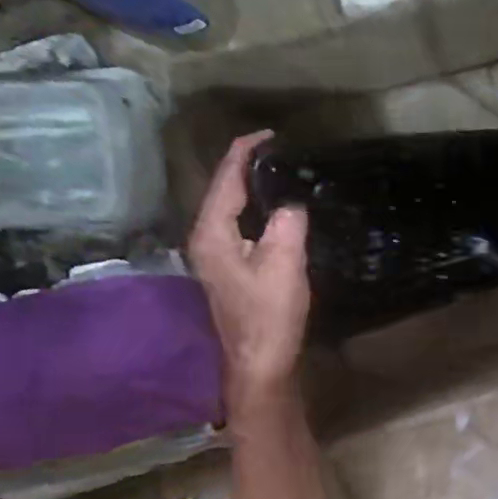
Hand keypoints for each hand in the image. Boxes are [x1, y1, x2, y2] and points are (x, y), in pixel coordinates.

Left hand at [188, 132, 310, 403]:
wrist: (260, 363)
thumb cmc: (270, 316)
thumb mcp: (285, 265)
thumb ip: (288, 224)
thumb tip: (292, 201)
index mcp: (212, 233)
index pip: (226, 179)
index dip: (245, 152)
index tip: (271, 135)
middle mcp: (206, 239)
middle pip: (222, 189)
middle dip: (247, 164)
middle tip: (282, 150)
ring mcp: (216, 255)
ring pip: (230, 206)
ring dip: (251, 186)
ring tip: (281, 170)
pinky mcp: (230, 267)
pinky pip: (240, 223)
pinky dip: (256, 208)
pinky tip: (277, 208)